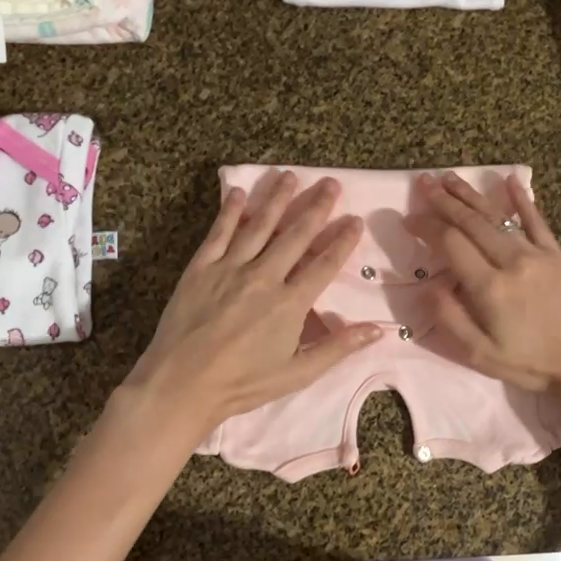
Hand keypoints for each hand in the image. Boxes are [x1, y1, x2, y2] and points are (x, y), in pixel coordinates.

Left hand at [117, 172, 381, 437]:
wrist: (181, 384)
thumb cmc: (242, 384)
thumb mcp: (297, 373)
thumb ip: (337, 348)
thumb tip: (378, 331)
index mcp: (290, 304)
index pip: (324, 264)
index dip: (342, 241)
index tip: (355, 220)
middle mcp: (263, 277)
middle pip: (295, 235)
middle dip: (316, 207)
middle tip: (331, 184)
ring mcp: (230, 269)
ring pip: (259, 225)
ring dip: (277, 199)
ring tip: (290, 176)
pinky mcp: (200, 269)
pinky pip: (218, 233)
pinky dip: (229, 211)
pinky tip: (239, 193)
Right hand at [410, 172, 560, 397]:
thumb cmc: (530, 364)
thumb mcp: (480, 355)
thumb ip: (450, 319)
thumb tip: (427, 287)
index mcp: (490, 288)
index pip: (450, 243)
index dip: (427, 227)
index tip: (409, 220)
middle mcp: (512, 262)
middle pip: (471, 222)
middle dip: (443, 201)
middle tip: (422, 183)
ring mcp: (536, 254)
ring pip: (497, 216)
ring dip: (470, 195)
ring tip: (448, 177)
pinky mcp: (556, 254)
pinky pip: (536, 220)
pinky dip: (521, 199)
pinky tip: (508, 179)